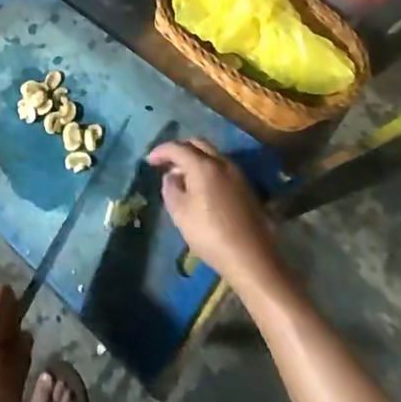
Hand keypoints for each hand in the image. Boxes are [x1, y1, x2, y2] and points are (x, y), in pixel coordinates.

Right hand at [147, 139, 281, 288]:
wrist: (251, 257)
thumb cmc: (209, 234)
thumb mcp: (180, 213)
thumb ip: (171, 188)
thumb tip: (172, 176)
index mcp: (203, 165)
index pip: (177, 148)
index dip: (161, 151)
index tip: (149, 160)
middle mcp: (222, 162)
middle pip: (198, 144)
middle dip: (180, 149)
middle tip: (167, 163)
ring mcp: (237, 174)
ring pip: (212, 155)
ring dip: (195, 159)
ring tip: (183, 177)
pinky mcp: (246, 188)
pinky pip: (221, 168)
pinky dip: (207, 170)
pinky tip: (202, 188)